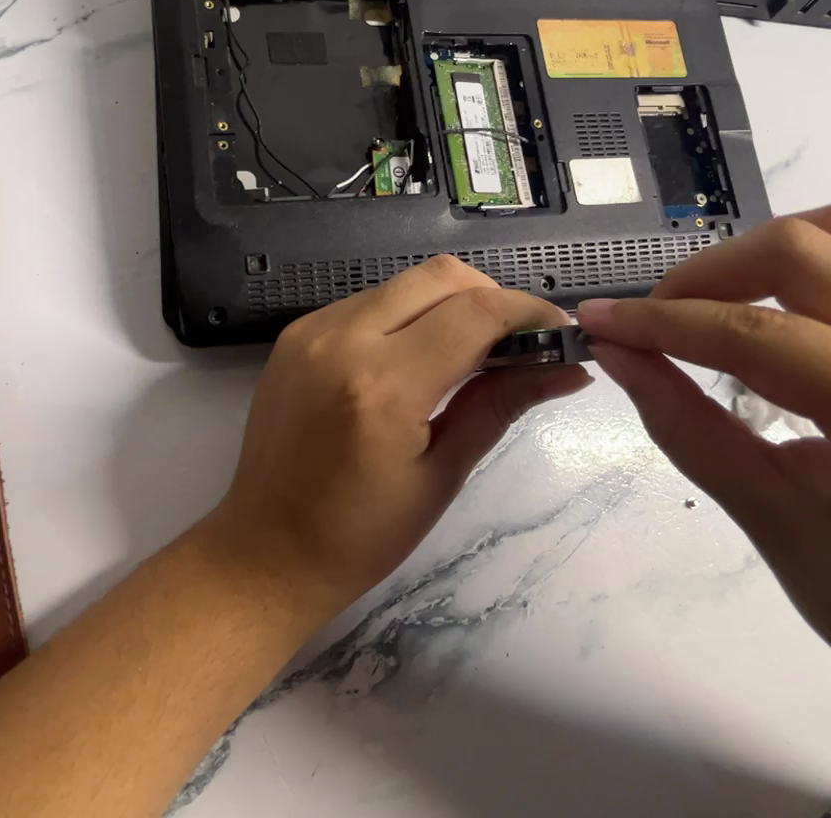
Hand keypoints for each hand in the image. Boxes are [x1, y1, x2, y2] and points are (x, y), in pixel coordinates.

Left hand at [202, 256, 591, 625]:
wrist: (263, 552)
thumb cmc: (359, 537)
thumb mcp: (442, 476)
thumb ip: (501, 406)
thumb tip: (567, 370)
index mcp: (384, 387)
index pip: (476, 313)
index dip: (528, 313)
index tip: (558, 334)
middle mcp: (343, 341)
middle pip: (441, 277)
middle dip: (492, 297)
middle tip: (517, 344)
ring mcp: (312, 331)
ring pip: (404, 283)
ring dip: (449, 304)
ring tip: (471, 353)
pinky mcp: (296, 334)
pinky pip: (368, 302)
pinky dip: (407, 315)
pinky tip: (418, 357)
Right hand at [576, 201, 830, 716]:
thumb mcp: (764, 516)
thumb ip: (682, 422)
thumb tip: (616, 351)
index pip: (764, 338)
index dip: (667, 323)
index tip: (601, 320)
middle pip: (811, 253)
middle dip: (710, 274)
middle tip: (653, 318)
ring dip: (763, 255)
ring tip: (709, 304)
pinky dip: (810, 265)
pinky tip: (773, 310)